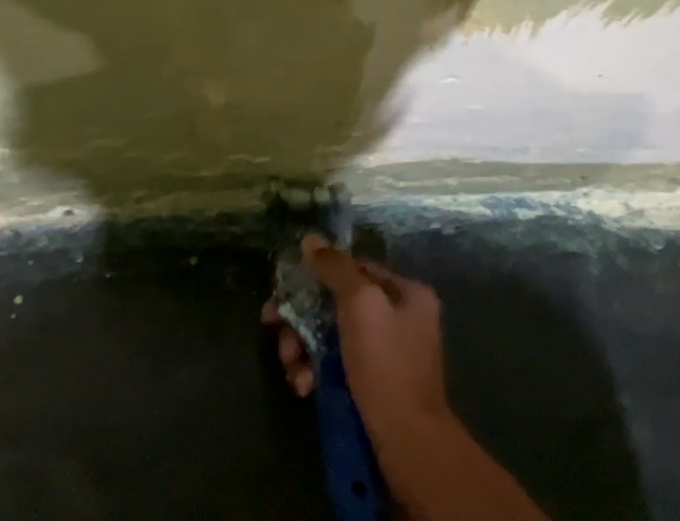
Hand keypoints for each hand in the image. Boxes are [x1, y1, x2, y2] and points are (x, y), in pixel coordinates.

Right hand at [260, 234, 448, 424]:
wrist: (407, 441)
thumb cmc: (385, 364)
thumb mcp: (360, 304)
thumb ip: (335, 268)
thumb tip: (310, 239)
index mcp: (407, 293)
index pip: (355, 268)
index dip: (317, 273)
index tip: (285, 287)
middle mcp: (400, 318)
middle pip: (336, 303)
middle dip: (301, 316)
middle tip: (273, 325)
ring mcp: (386, 353)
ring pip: (330, 335)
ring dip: (302, 347)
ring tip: (292, 368)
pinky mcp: (372, 384)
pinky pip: (335, 365)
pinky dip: (315, 371)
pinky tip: (304, 385)